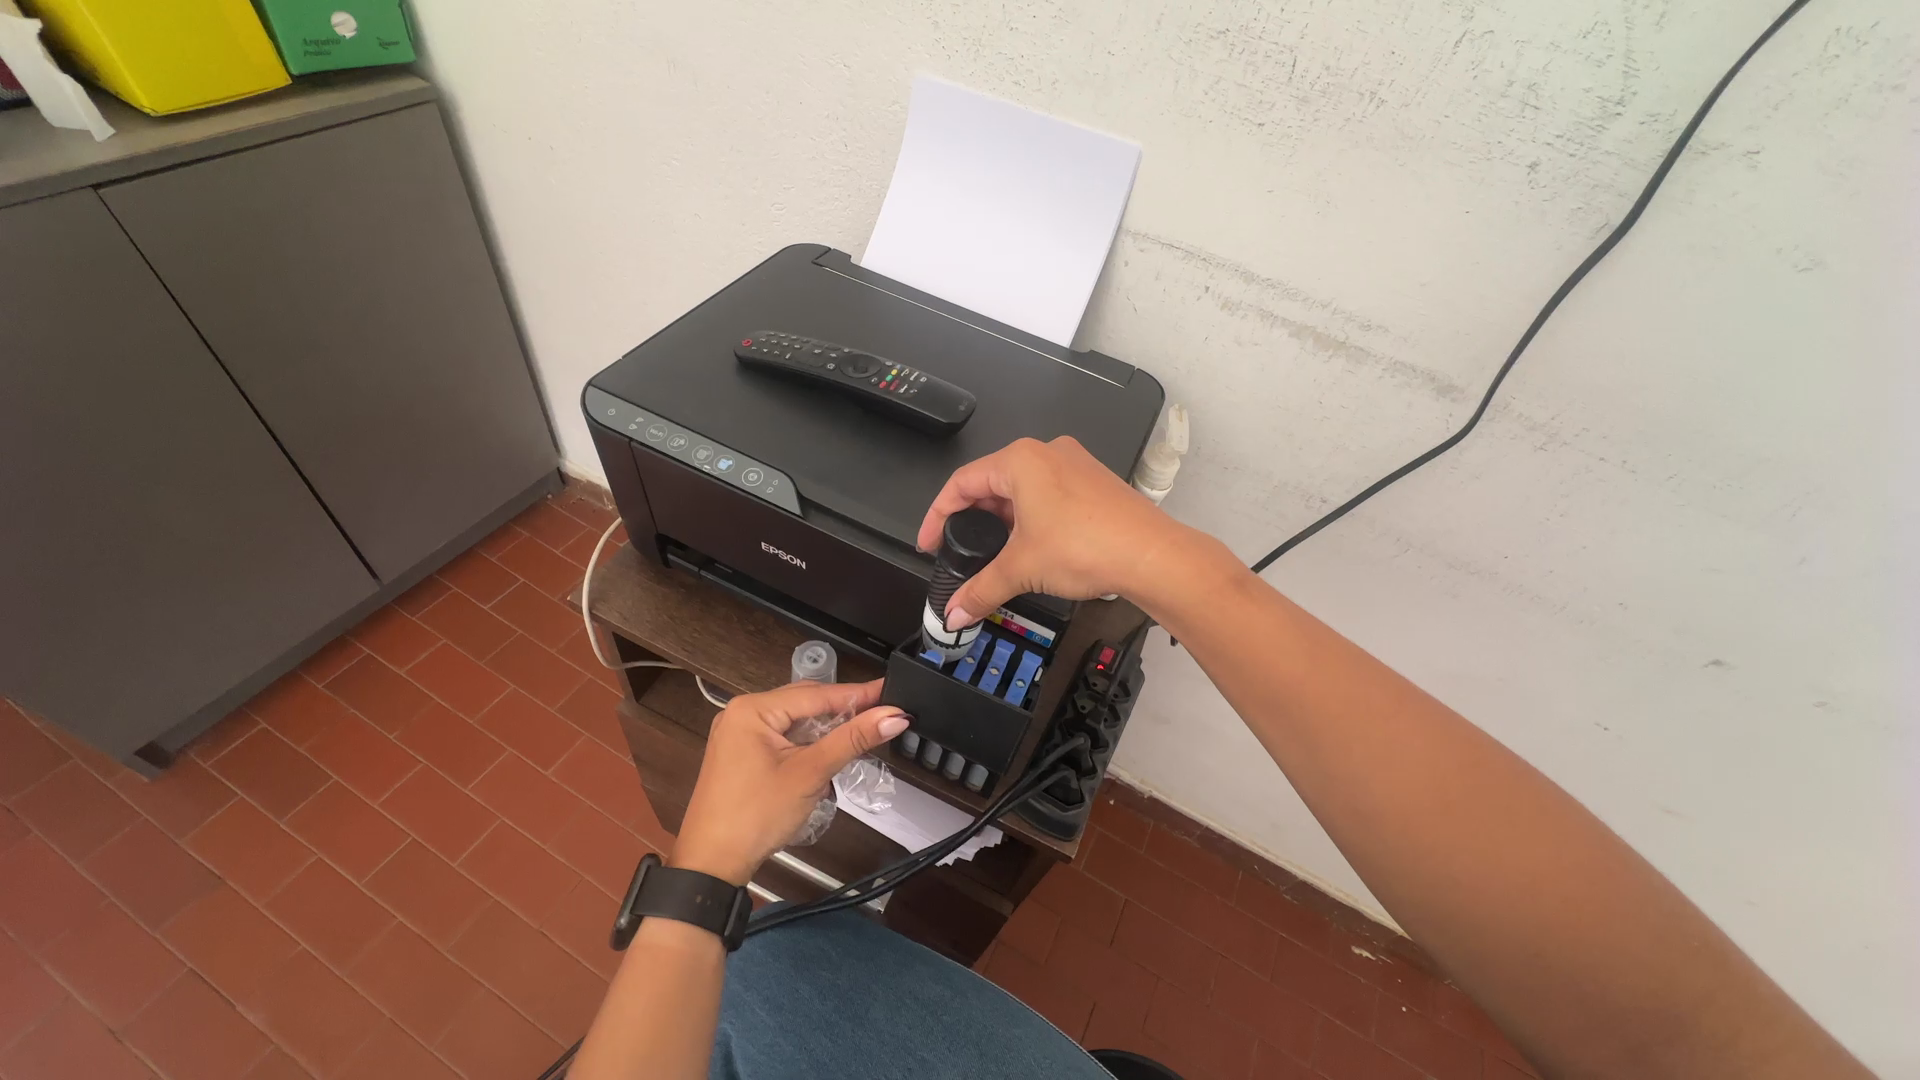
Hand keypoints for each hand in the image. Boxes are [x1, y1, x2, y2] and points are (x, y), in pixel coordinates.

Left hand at [671, 680, 908, 884]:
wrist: (711, 865)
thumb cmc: (755, 816)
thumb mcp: (810, 773)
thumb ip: (852, 740)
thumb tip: (894, 717)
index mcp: (753, 708)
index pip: (817, 694)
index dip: (859, 694)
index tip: (891, 691)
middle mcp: (742, 712)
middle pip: (805, 702)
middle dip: (843, 710)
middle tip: (883, 712)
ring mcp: (739, 734)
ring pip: (795, 721)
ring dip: (826, 728)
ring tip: (863, 729)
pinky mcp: (741, 754)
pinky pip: (783, 737)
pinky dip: (808, 742)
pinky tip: (829, 750)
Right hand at [915, 436, 1195, 627]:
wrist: (1152, 555)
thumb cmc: (1089, 545)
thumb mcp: (1022, 569)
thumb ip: (981, 590)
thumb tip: (954, 613)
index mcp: (1020, 460)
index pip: (962, 482)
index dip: (938, 515)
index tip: (929, 542)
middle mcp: (1047, 453)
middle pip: (991, 483)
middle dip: (972, 520)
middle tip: (960, 551)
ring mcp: (1075, 465)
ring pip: (1022, 489)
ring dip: (1003, 521)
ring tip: (996, 555)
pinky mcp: (1094, 483)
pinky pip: (1049, 495)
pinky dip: (1031, 519)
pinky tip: (1032, 548)